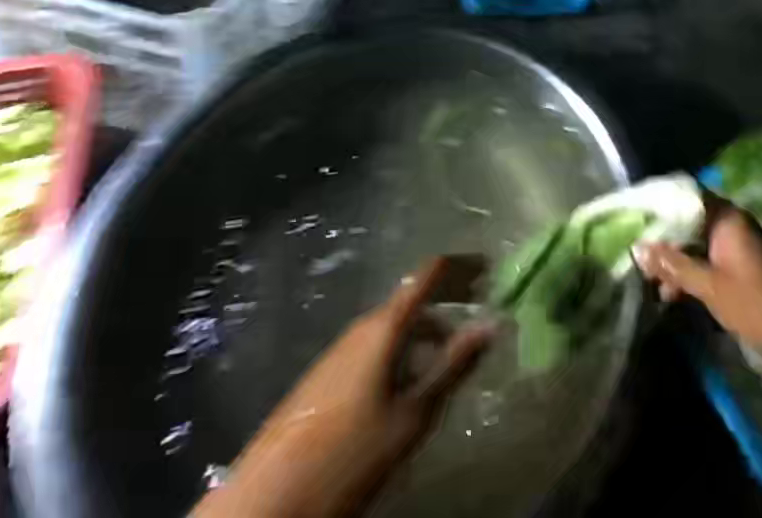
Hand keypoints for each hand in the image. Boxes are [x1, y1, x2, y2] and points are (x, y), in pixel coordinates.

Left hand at [194, 257, 493, 517]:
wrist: (269, 500)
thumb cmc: (352, 451)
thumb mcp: (414, 413)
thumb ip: (454, 365)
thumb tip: (491, 323)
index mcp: (383, 327)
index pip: (426, 276)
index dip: (459, 267)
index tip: (488, 268)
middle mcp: (359, 329)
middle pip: (410, 302)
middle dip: (446, 304)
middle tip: (476, 317)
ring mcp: (337, 353)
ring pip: (392, 329)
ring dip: (424, 334)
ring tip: (448, 358)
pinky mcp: (323, 377)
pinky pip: (373, 349)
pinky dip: (401, 352)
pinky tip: (408, 384)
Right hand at [635, 208, 761, 362]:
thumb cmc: (756, 304)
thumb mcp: (709, 287)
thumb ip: (674, 266)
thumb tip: (638, 248)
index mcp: (727, 218)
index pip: (686, 196)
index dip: (659, 204)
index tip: (633, 217)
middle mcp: (733, 221)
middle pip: (689, 218)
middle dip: (664, 238)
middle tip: (637, 256)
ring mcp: (739, 240)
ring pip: (697, 239)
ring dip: (676, 258)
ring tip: (654, 284)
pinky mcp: (742, 259)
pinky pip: (709, 254)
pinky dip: (692, 268)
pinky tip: (675, 291)